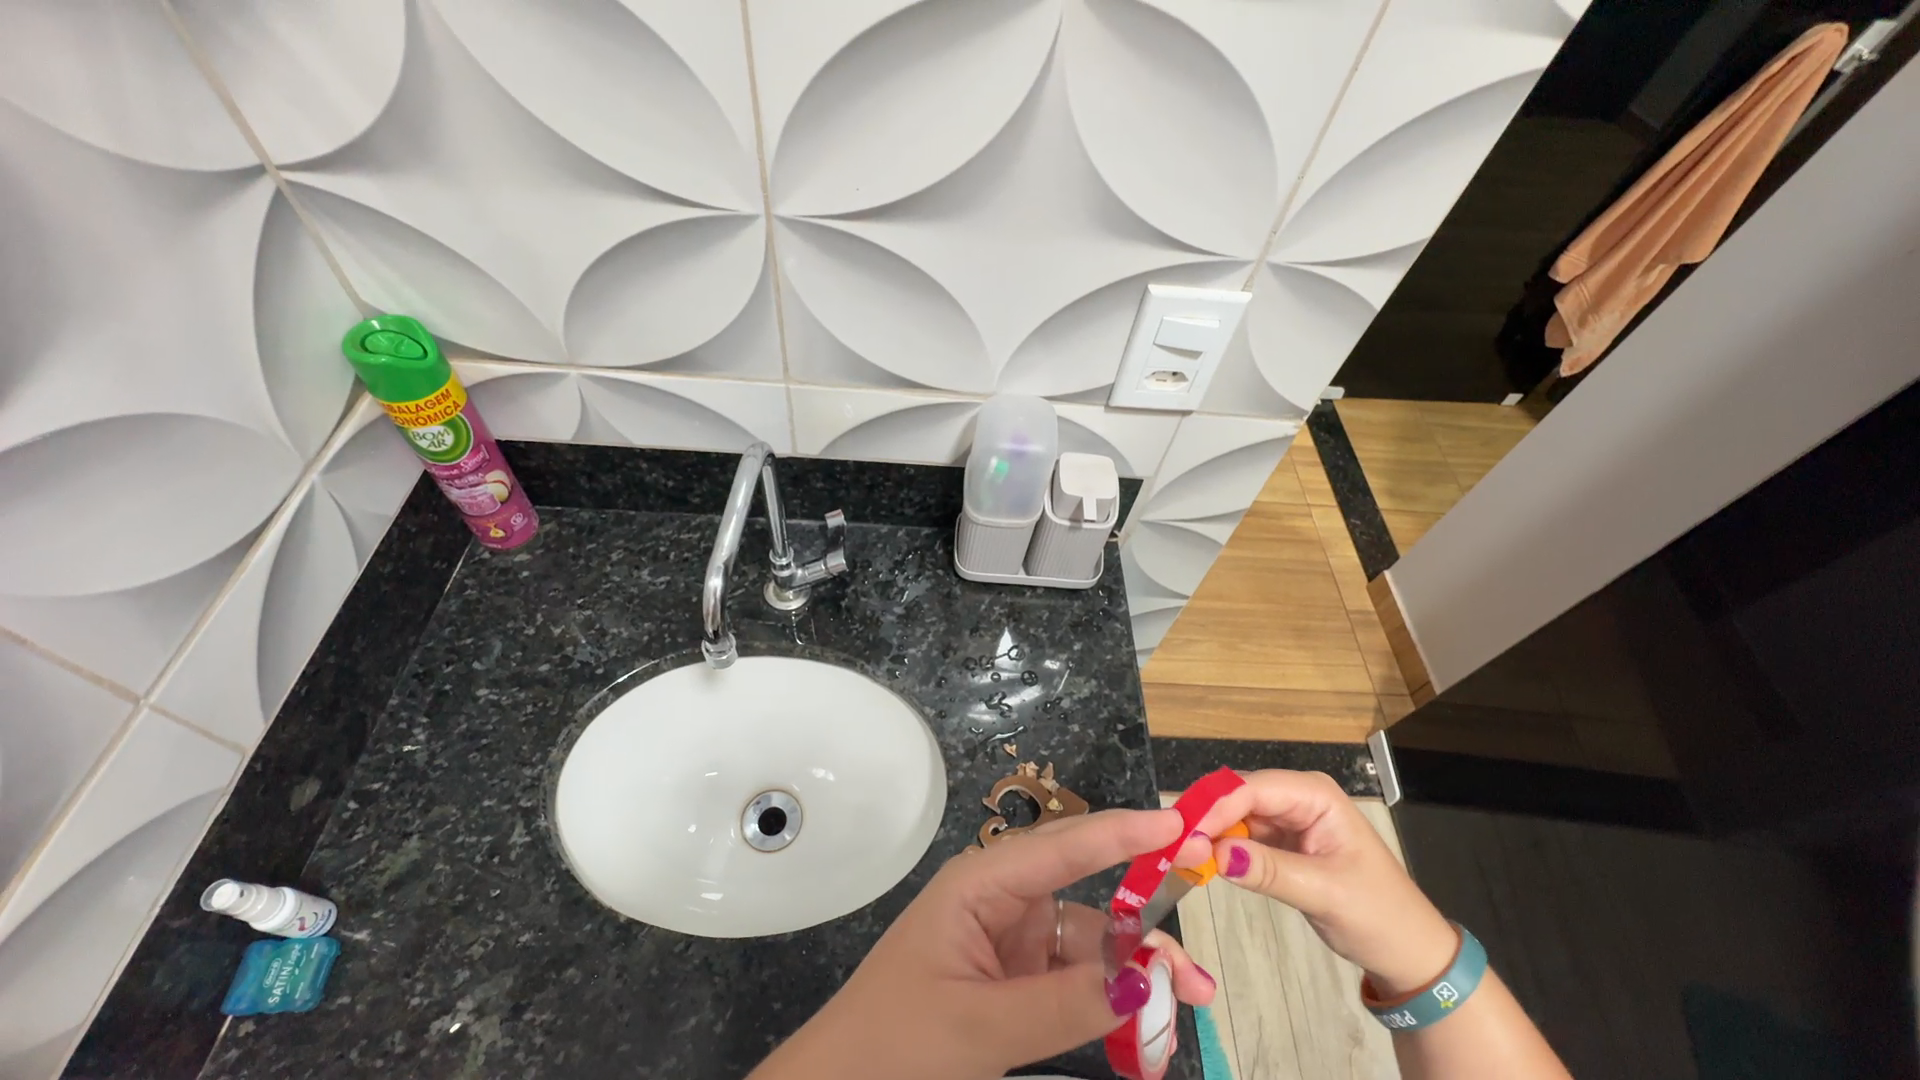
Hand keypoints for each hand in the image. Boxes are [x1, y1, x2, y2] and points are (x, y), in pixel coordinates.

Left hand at [750, 809, 1215, 1079]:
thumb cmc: (895, 1043)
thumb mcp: (980, 1026)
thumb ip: (1065, 1004)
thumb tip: (1148, 982)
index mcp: (979, 885)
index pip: (1060, 848)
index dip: (1120, 833)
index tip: (1177, 825)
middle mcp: (1000, 900)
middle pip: (1086, 894)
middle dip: (1145, 923)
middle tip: (1198, 962)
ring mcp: (1010, 940)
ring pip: (1090, 943)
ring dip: (1136, 974)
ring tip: (1188, 1007)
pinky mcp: (1015, 977)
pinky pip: (1077, 979)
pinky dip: (1113, 1001)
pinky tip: (1146, 1029)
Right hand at [1183, 770, 1457, 995]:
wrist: (1408, 952)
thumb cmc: (1379, 915)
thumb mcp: (1325, 893)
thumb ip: (1269, 870)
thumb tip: (1214, 855)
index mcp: (1315, 795)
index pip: (1251, 788)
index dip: (1214, 807)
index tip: (1183, 835)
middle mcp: (1296, 798)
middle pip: (1236, 796)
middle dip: (1204, 817)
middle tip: (1173, 847)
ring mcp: (1287, 820)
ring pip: (1232, 816)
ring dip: (1206, 834)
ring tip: (1178, 856)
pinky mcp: (1279, 844)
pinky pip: (1240, 838)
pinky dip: (1218, 849)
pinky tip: (1198, 862)